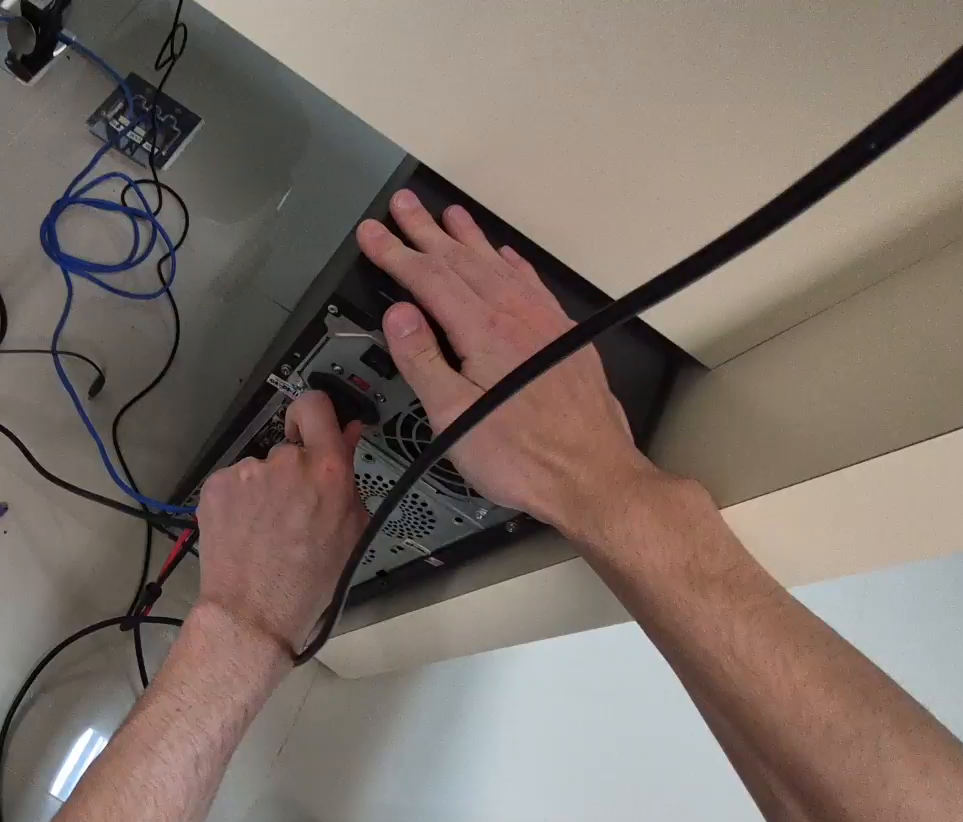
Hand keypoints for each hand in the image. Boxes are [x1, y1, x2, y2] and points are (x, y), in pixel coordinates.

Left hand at [194, 392, 367, 658]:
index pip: (316, 406)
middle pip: (287, 448)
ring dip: (261, 490)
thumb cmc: (307, 583)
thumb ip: (349, 478)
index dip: (314, 413)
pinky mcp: (216, 486)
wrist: (253, 611)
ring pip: (258, 470)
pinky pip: (232, 484)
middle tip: (291, 511)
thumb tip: (347, 437)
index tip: (311, 425)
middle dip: (290, 472)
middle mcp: (285, 462)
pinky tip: (244, 532)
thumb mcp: (350, 532)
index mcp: (327, 470)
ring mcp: (246, 473)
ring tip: (265, 531)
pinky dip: (236, 502)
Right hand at [355, 190, 649, 534]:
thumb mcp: (452, 416)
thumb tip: (398, 316)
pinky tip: (502, 255)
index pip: (429, 279)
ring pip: (496, 265)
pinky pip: (529, 282)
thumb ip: (422, 360)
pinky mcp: (560, 337)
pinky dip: (508, 261)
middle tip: (402, 205)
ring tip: (446, 214)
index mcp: (484, 331)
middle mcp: (517, 316)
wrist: (590, 476)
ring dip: (466, 238)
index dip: (395, 254)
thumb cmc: (521, 456)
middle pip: (461, 261)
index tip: (372, 233)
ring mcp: (543, 323)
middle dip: (425, 231)